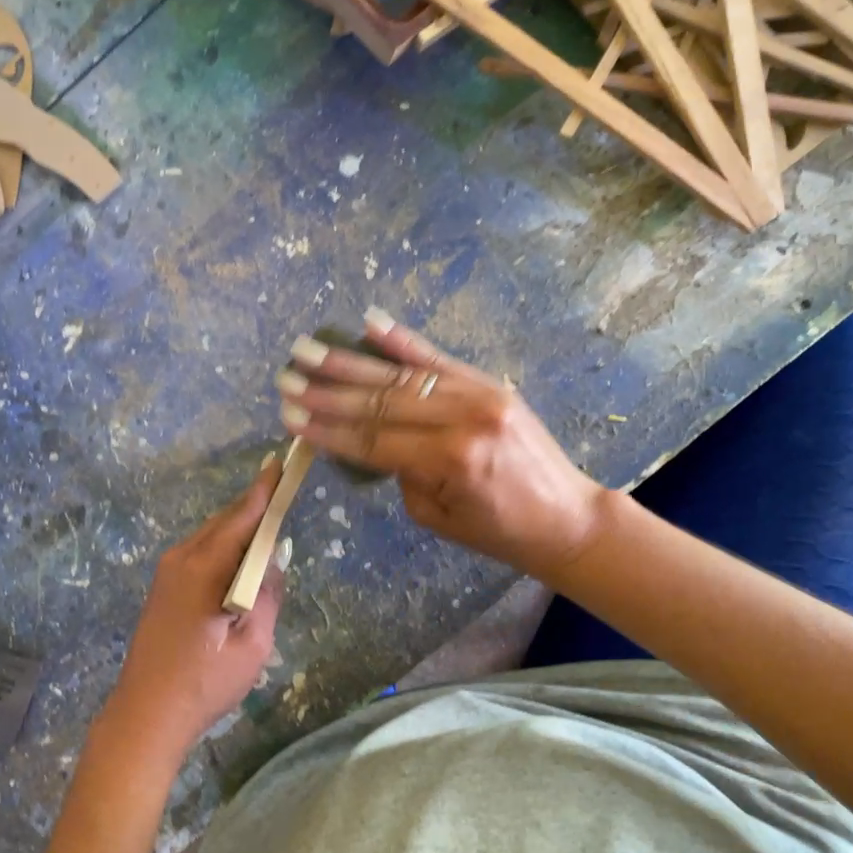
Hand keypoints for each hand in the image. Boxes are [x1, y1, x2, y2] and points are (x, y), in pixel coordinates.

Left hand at [104, 456, 288, 758]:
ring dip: (237, 527)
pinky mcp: (163, 587)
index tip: (281, 463)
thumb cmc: (204, 684)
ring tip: (269, 517)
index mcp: (203, 568)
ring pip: (209, 536)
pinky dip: (223, 546)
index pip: (241, 518)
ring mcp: (167, 572)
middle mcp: (181, 559)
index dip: (264, 491)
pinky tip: (241, 556)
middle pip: (223, 522)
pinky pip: (199, 553)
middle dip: (253, 505)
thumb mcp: (252, 644)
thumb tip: (272, 560)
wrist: (146, 713)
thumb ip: (266, 596)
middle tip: (282, 485)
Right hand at [277, 307, 610, 579]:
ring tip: (307, 350)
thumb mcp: (435, 515)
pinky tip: (369, 323)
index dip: (326, 430)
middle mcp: (462, 419)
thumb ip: (400, 472)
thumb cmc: (496, 530)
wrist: (566, 518)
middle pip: (379, 401)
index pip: (371, 440)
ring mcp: (479, 394)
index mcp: (448, 460)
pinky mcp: (489, 383)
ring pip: (400, 375)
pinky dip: (402, 340)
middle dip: (326, 392)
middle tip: (286, 380)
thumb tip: (371, 436)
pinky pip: (438, 358)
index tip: (289, 417)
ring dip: (349, 362)